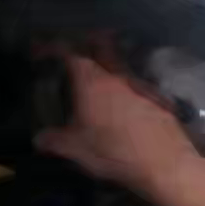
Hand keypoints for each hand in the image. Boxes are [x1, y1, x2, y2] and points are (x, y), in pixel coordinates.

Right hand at [35, 51, 199, 195]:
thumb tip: (38, 139)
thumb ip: (53, 140)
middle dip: (91, 41)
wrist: (166, 165)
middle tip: (81, 40)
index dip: (53, 48)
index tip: (41, 50)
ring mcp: (141, 89)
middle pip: (104, 49)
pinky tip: (123, 102)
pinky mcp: (159, 103)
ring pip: (122, 68)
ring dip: (111, 64)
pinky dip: (126, 87)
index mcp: (91, 84)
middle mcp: (116, 79)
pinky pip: (137, 87)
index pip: (70, 54)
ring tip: (100, 72)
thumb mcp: (73, 149)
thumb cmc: (113, 151)